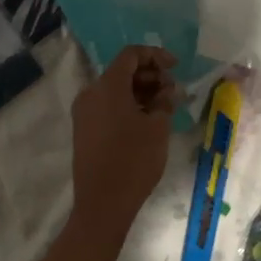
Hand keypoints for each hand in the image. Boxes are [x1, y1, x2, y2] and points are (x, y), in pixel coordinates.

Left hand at [70, 45, 176, 231]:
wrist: (102, 205)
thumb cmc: (134, 160)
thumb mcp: (158, 126)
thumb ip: (164, 100)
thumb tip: (166, 91)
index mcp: (107, 86)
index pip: (131, 55)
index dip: (155, 55)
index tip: (176, 66)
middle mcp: (90, 93)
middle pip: (122, 71)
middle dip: (150, 75)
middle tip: (173, 90)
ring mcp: (84, 113)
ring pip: (115, 89)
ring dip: (140, 91)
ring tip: (164, 106)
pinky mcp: (84, 130)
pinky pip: (107, 105)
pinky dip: (128, 104)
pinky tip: (147, 119)